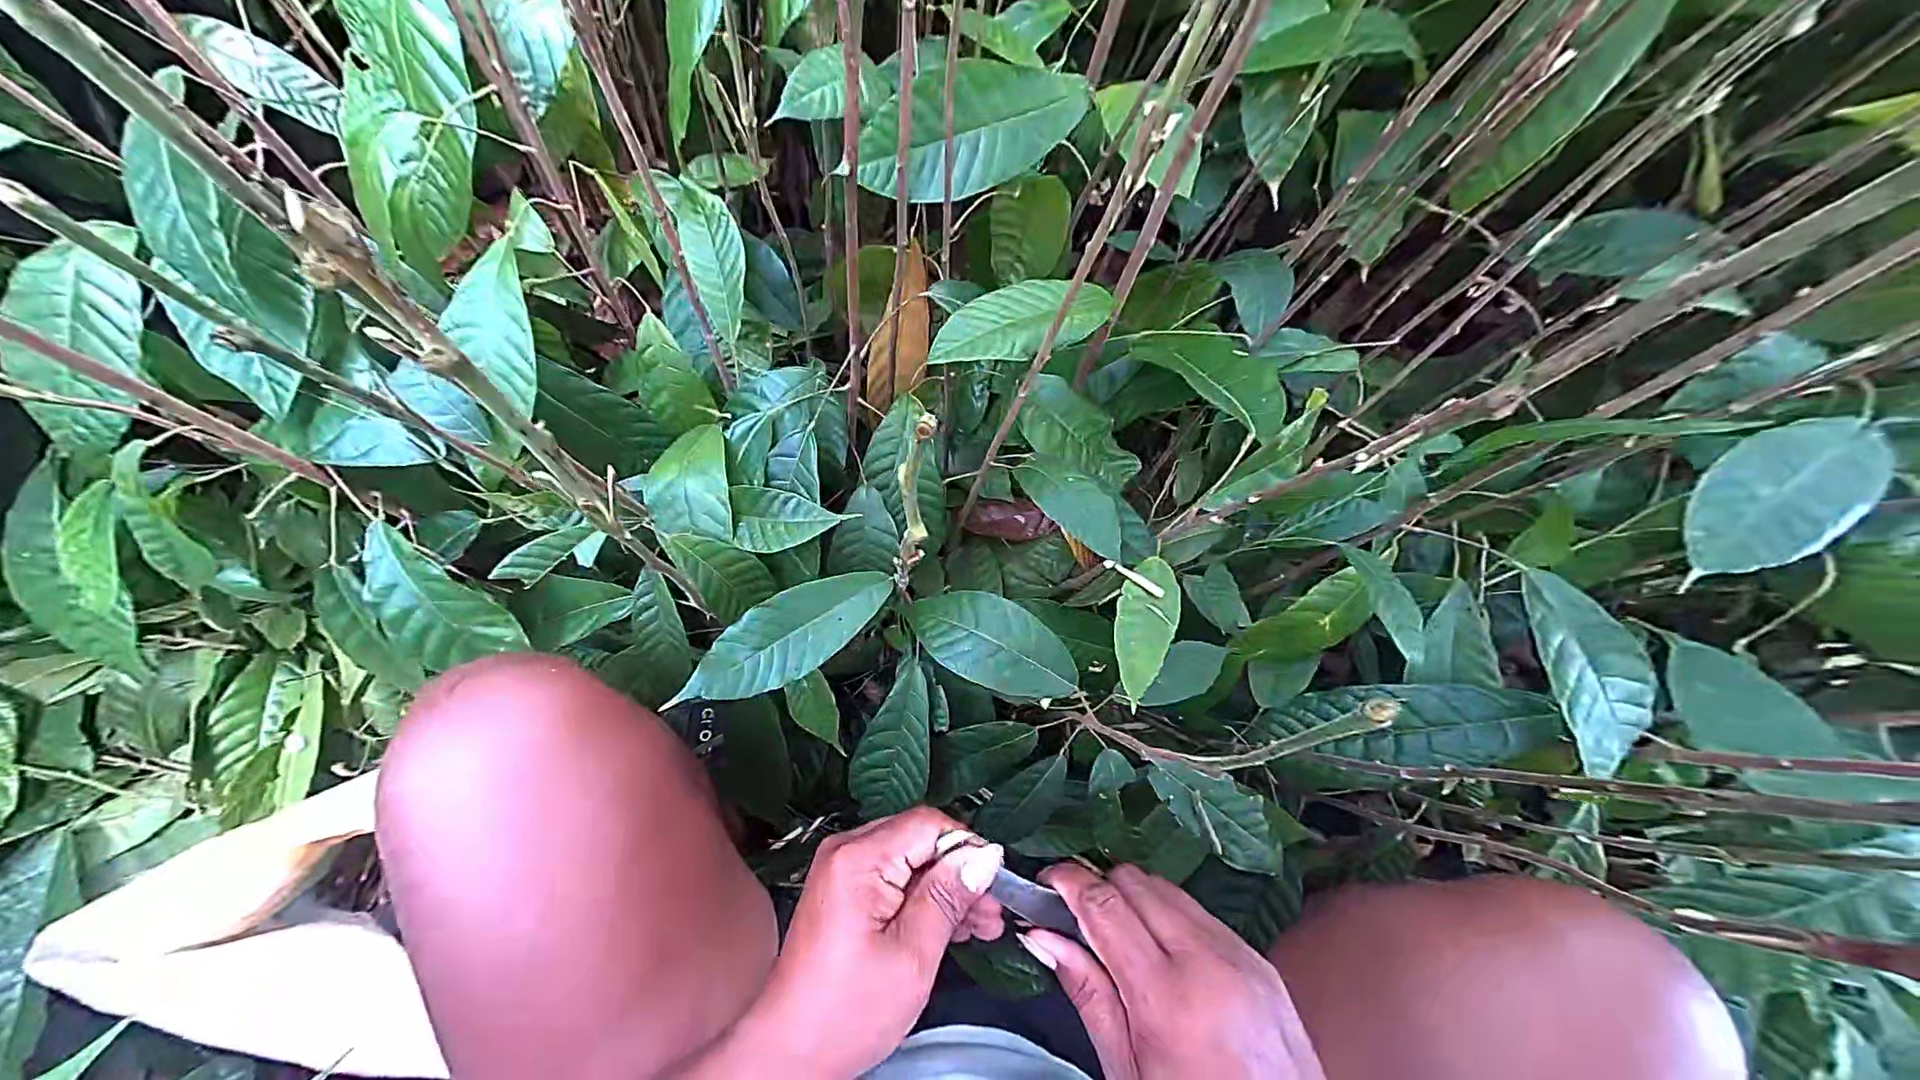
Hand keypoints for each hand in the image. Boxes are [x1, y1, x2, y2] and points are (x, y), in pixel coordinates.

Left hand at [681, 807, 1006, 1078]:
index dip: (967, 849)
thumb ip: (948, 897)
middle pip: (921, 838)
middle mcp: (847, 849)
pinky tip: (950, 924)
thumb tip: (986, 854)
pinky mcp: (845, 886)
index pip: (929, 824)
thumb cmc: (847, 1013)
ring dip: (946, 887)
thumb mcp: (912, 955)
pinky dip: (923, 895)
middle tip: (991, 912)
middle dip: (960, 872)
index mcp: (859, 858)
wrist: (788, 1052)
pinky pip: (895, 874)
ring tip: (979, 924)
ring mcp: (843, 866)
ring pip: (912, 857)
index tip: (994, 884)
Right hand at [1019, 864, 1325, 1079]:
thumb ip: (1087, 992)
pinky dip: (1166, 913)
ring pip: (1165, 887)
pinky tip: (1158, 948)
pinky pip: (1197, 910)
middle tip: (1074, 912)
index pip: (1105, 904)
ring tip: (1115, 932)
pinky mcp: (1257, 956)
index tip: (1046, 880)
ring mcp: (1238, 953)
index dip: (1068, 880)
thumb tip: (1043, 936)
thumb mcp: (1127, 1069)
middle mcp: (1207, 960)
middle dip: (1097, 885)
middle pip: (1133, 881)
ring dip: (1131, 896)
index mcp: (1168, 996)